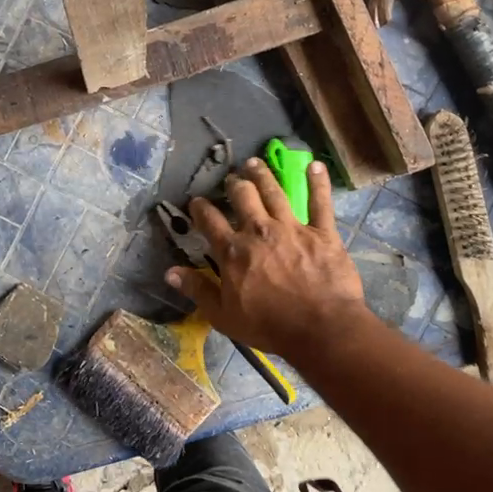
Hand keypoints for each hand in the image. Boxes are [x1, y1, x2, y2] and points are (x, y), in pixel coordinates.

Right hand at [165, 158, 371, 360]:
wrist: (319, 328)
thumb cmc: (267, 326)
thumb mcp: (222, 315)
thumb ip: (197, 289)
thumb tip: (169, 272)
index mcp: (233, 251)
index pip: (210, 221)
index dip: (200, 208)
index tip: (197, 202)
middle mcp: (259, 231)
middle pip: (243, 196)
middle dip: (235, 184)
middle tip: (232, 179)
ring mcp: (292, 228)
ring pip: (275, 192)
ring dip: (263, 175)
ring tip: (255, 163)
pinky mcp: (322, 233)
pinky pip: (320, 202)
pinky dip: (317, 182)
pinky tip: (314, 166)